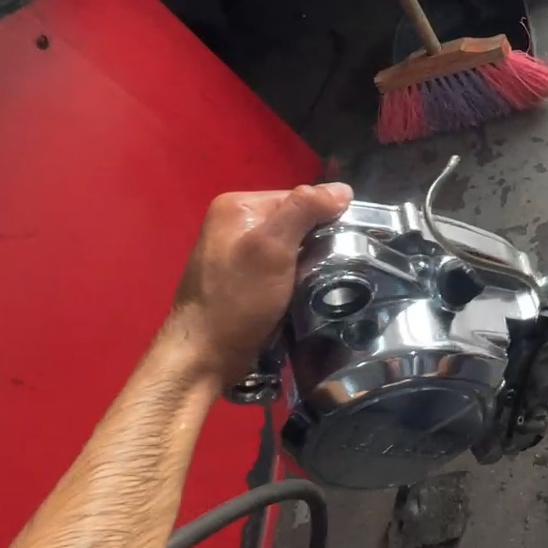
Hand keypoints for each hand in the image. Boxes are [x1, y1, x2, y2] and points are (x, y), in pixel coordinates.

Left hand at [167, 183, 352, 383]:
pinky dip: (298, 276)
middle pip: (298, 221)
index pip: (300, 198)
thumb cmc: (236, 301)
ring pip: (295, 245)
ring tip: (314, 282)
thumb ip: (305, 211)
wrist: (203, 358)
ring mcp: (239, 251)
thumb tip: (344, 189)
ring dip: (310, 263)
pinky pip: (285, 265)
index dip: (324, 219)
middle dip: (317, 243)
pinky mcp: (246, 277)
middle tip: (325, 268)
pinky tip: (301, 292)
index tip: (336, 246)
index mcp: (237, 205)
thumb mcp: (272, 248)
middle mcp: (235, 222)